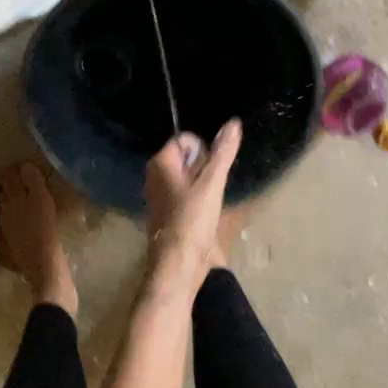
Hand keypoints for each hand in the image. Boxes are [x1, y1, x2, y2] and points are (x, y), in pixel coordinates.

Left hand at [143, 119, 240, 293]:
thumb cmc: (191, 221)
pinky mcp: (164, 213)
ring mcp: (157, 195)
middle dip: (204, 169)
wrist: (176, 265)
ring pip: (186, 178)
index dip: (204, 152)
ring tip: (210, 203)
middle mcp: (153, 175)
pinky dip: (195, 200)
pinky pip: (183, 195)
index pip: (186, 140)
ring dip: (202, 186)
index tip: (212, 173)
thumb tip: (233, 122)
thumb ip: (223, 153)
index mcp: (160, 162)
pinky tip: (204, 215)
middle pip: (187, 159)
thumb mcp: (212, 184)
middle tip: (212, 189)